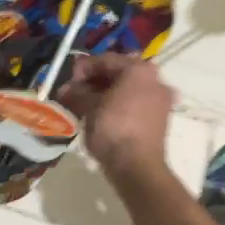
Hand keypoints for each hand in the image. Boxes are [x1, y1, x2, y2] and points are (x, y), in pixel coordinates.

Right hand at [54, 54, 175, 177]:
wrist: (137, 165)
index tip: (67, 80)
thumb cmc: (113, 129)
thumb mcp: (89, 108)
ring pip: (126, 89)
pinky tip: (100, 115)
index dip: (82, 68)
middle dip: (93, 82)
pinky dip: (116, 105)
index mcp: (139, 70)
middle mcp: (155, 79)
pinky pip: (133, 103)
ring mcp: (160, 99)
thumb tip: (65, 89)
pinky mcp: (158, 117)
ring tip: (83, 106)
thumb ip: (77, 93)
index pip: (106, 60)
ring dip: (103, 94)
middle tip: (73, 93)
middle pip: (118, 73)